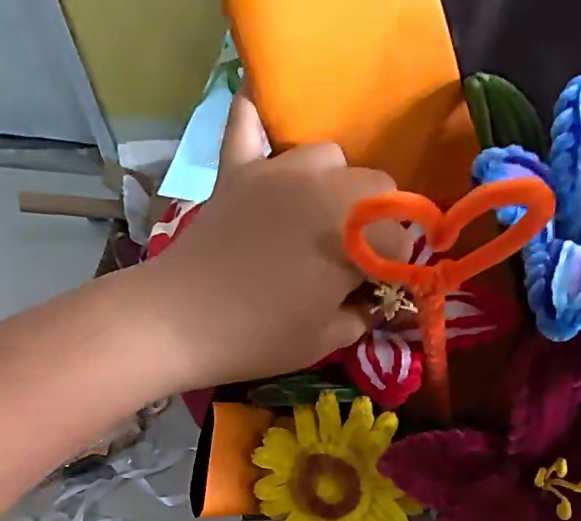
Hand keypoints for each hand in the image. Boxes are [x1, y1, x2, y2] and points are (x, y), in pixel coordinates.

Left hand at [145, 95, 404, 388]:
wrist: (181, 322)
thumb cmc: (261, 336)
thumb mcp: (326, 340)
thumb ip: (362, 315)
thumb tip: (375, 302)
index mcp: (355, 231)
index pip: (400, 235)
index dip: (395, 266)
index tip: (376, 291)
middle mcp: (325, 185)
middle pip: (375, 185)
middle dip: (375, 220)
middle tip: (351, 260)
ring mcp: (277, 170)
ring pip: (327, 157)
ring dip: (333, 183)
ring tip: (315, 219)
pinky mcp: (237, 169)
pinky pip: (250, 124)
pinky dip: (259, 121)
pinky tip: (264, 127)